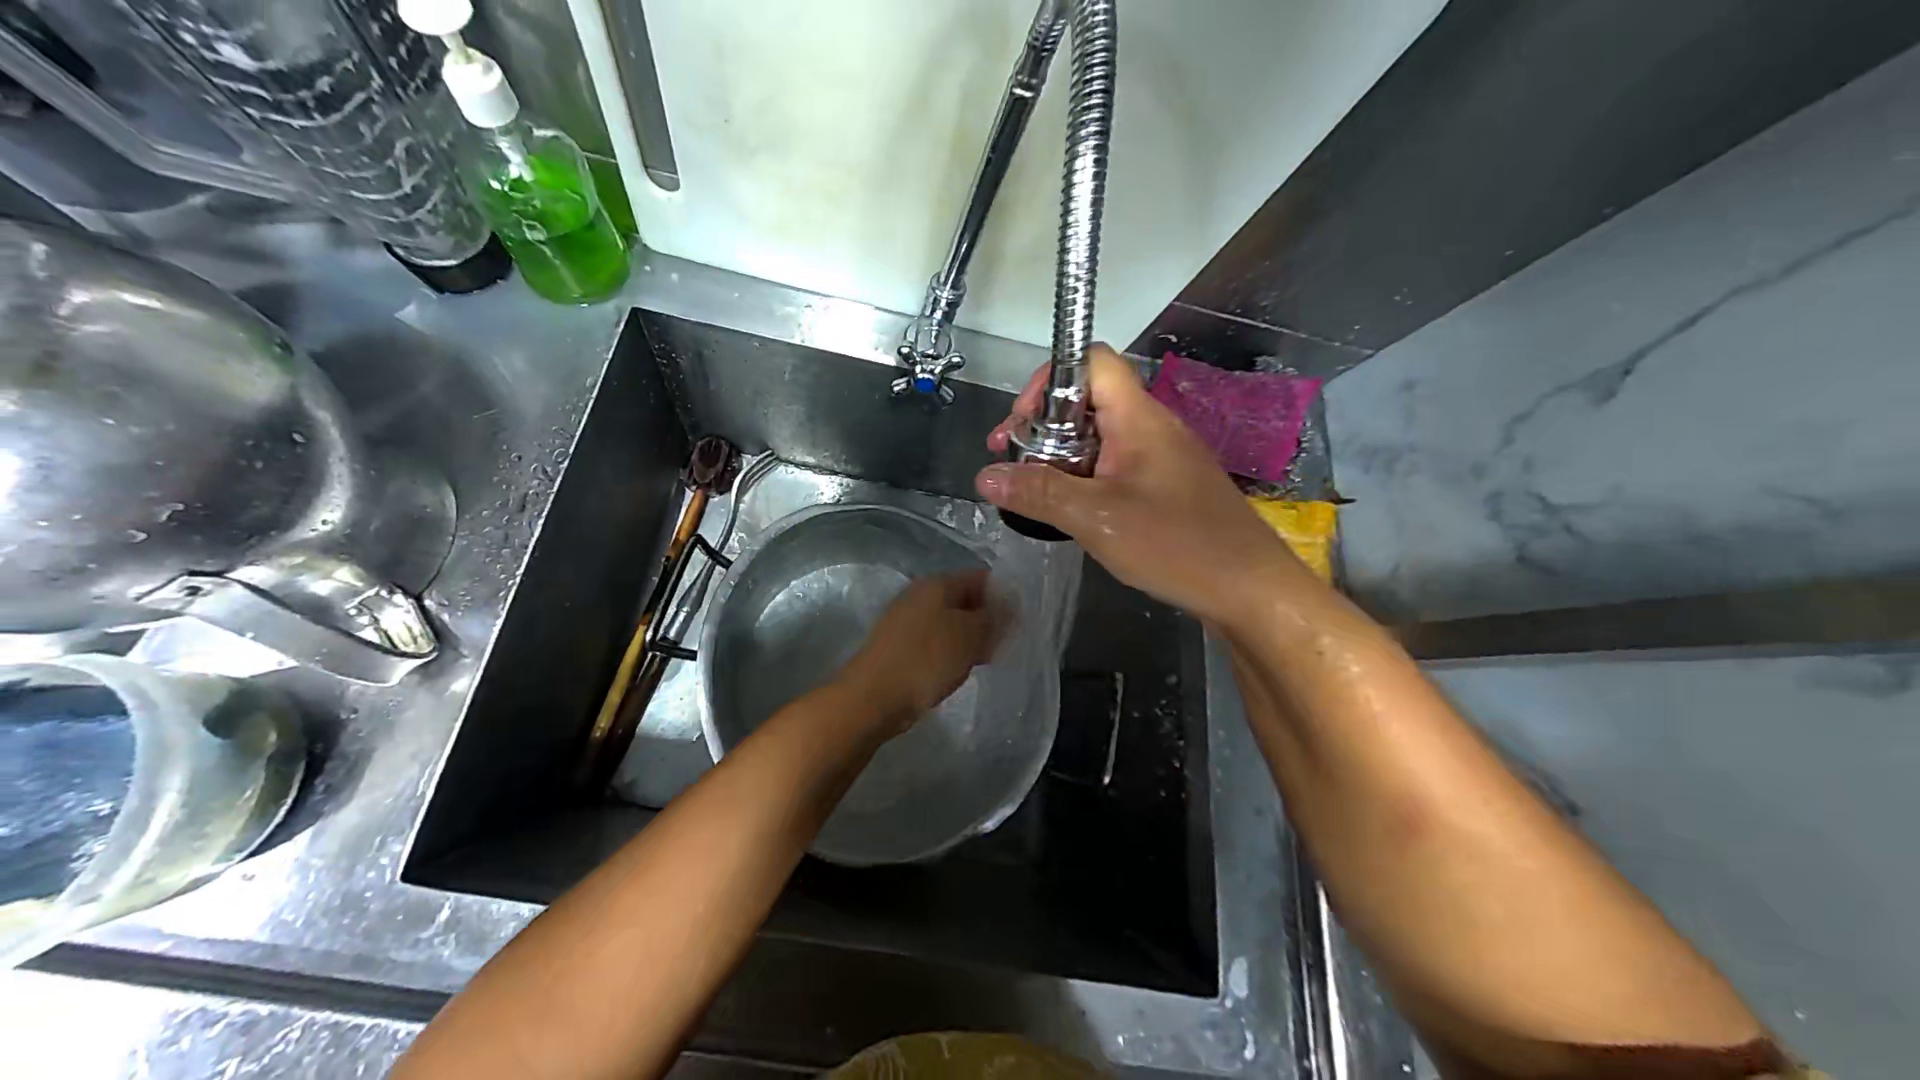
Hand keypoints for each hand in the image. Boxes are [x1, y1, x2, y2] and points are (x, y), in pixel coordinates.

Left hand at [838, 570, 1005, 734]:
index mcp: (937, 584)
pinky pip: (936, 643)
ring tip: (985, 660)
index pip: (980, 578)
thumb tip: (1011, 603)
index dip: (1002, 596)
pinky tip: (959, 671)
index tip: (1018, 623)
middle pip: (965, 600)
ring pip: (951, 623)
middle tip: (1004, 645)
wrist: (872, 698)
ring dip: (971, 639)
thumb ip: (994, 617)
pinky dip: (952, 653)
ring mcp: (907, 622)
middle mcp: (920, 596)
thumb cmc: (925, 661)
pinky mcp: (900, 647)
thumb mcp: (970, 635)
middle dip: (987, 620)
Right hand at [978, 345, 1322, 628]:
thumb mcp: (1096, 519)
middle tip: (1014, 464)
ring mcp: (1162, 458)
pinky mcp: (1167, 487)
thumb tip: (985, 476)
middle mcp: (1152, 427)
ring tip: (1034, 493)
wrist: (1250, 589)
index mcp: (1138, 418)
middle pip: (1088, 400)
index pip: (1091, 361)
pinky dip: (1085, 479)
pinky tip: (1073, 512)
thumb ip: (1039, 493)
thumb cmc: (1177, 545)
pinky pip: (1116, 466)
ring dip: (1061, 457)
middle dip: (1043, 425)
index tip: (1021, 424)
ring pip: (1099, 437)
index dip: (1048, 380)